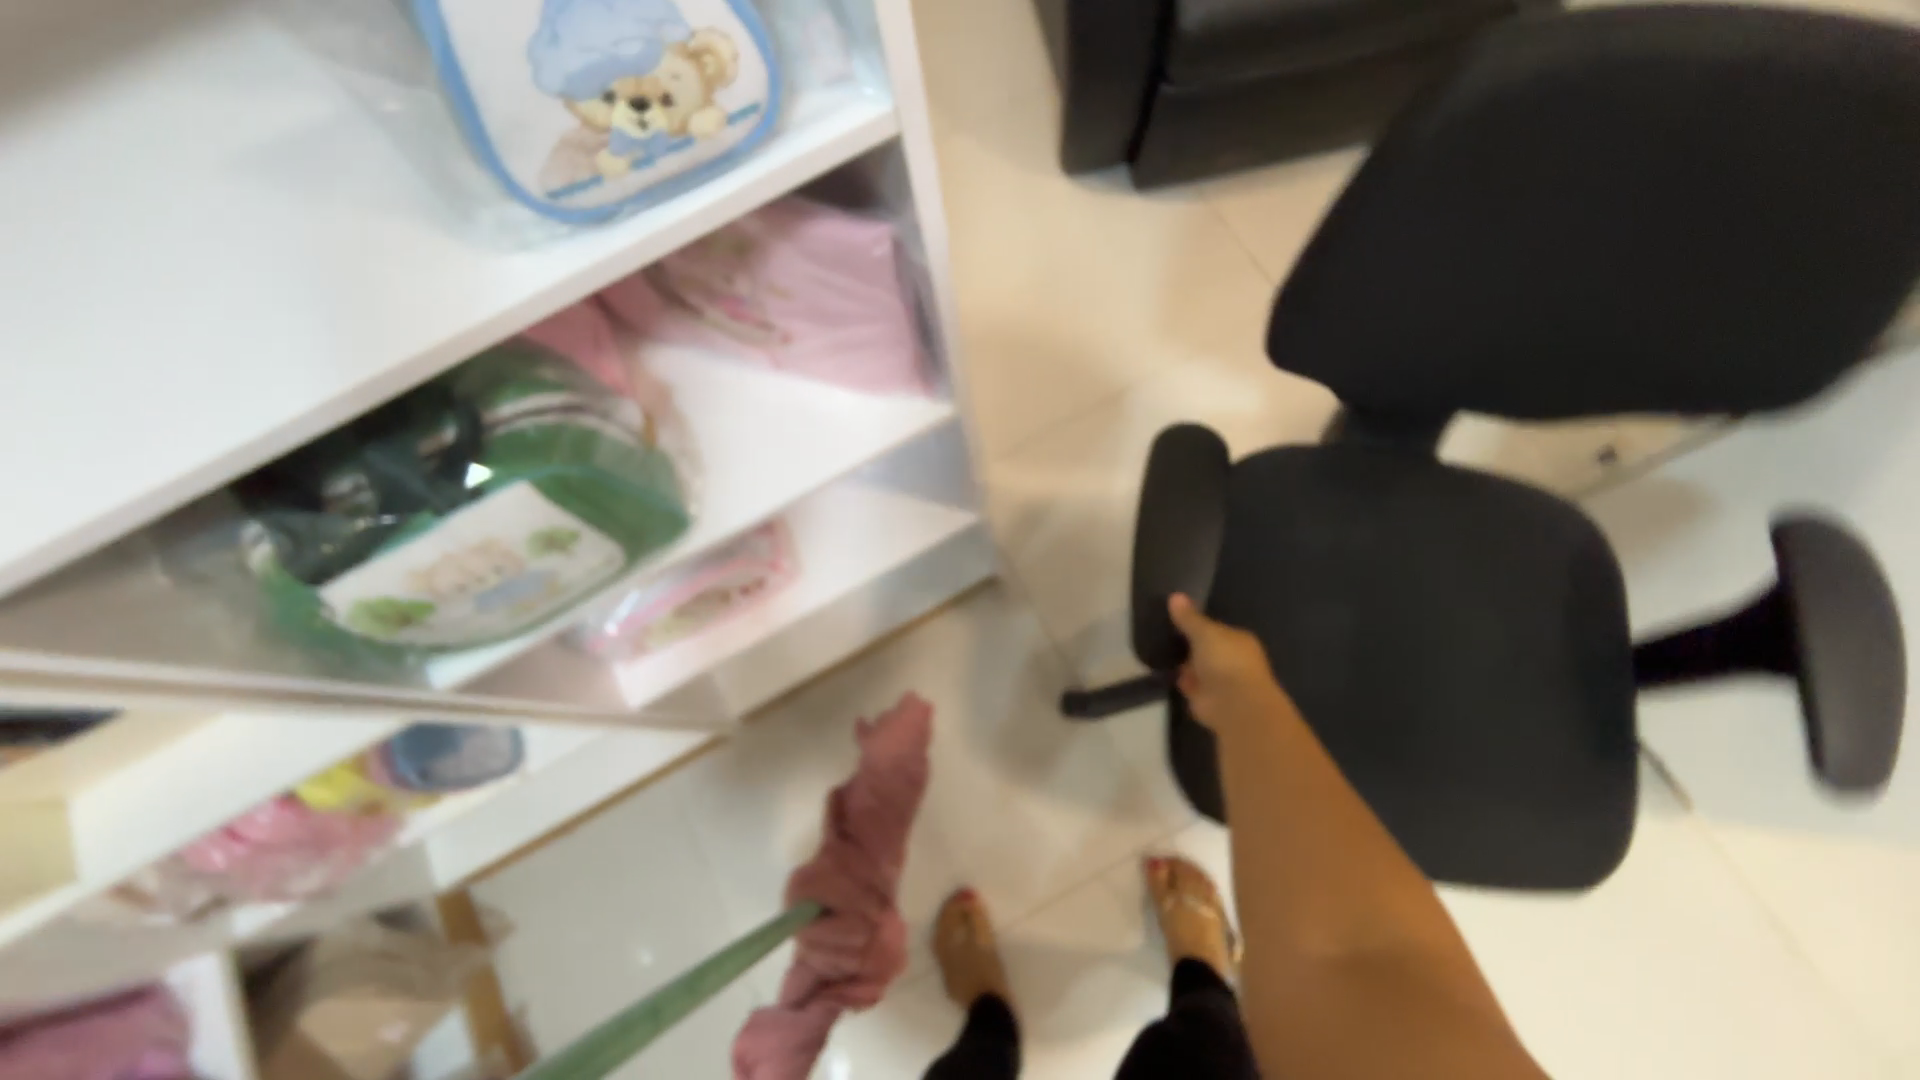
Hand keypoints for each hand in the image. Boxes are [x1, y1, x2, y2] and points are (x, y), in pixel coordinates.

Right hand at [1168, 594, 1289, 733]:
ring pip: (1196, 667)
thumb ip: (1189, 618)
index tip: (1174, 619)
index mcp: (1238, 640)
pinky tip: (1162, 670)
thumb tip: (1175, 595)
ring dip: (1183, 663)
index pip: (1215, 629)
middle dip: (1188, 644)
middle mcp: (1231, 660)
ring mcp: (1219, 681)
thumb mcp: (1204, 632)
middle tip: (1162, 634)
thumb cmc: (1226, 661)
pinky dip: (1180, 680)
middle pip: (1205, 648)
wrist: (1234, 704)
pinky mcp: (1207, 698)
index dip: (1196, 624)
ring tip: (1158, 650)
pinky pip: (1189, 684)